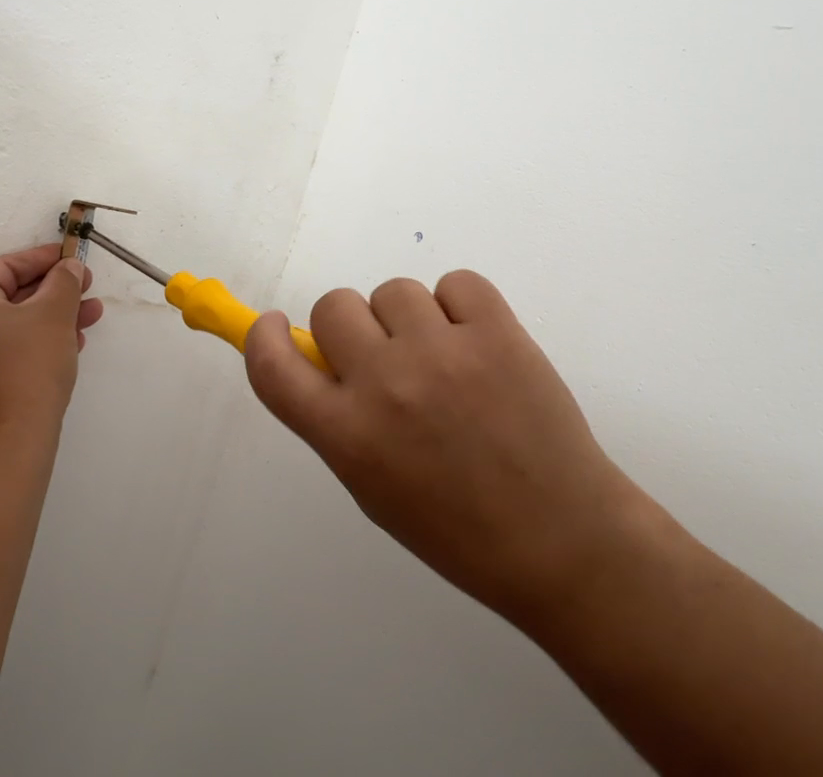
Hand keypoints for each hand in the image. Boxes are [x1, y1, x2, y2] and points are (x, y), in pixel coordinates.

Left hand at [0, 243, 104, 440]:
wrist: (14, 437)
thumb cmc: (28, 366)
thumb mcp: (53, 314)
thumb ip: (63, 282)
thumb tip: (69, 267)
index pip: (3, 267)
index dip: (41, 258)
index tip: (71, 257)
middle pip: (12, 294)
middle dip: (54, 289)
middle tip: (86, 284)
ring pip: (19, 322)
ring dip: (57, 314)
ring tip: (92, 312)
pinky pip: (17, 346)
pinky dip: (45, 338)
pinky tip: (77, 340)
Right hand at [243, 271, 641, 623]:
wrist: (559, 539)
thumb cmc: (455, 529)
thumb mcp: (370, 486)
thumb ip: (337, 421)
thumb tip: (325, 362)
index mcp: (344, 434)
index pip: (271, 363)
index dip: (263, 336)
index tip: (275, 327)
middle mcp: (384, 384)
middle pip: (333, 306)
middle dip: (349, 327)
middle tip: (384, 357)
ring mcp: (442, 352)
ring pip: (393, 290)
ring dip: (407, 318)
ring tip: (442, 358)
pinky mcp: (497, 333)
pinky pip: (455, 283)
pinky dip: (458, 306)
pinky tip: (476, 344)